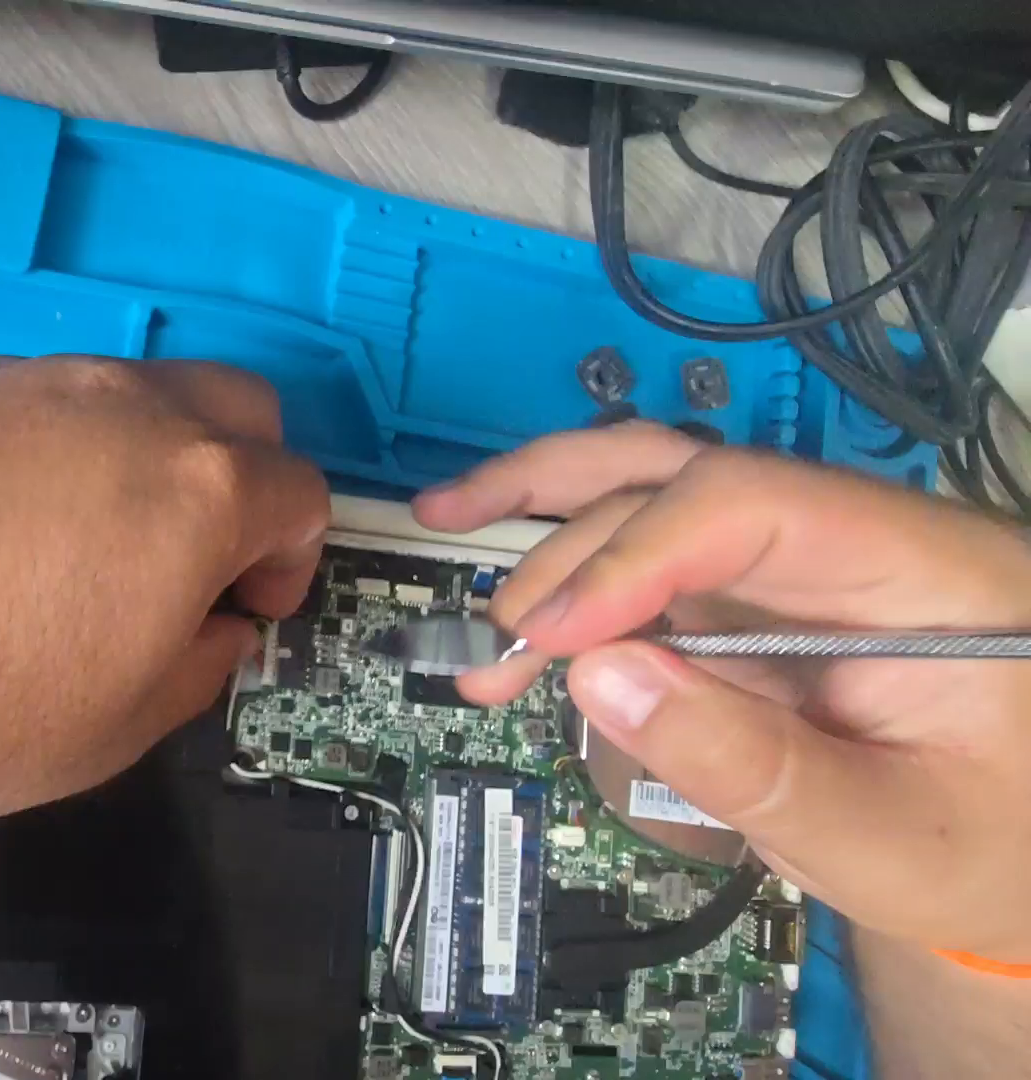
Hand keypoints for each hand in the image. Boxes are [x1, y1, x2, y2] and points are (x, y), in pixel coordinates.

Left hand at [0, 356, 328, 846]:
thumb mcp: (117, 727)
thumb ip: (200, 663)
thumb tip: (221, 622)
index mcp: (198, 491)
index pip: (301, 493)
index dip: (290, 557)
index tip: (246, 603)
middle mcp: (130, 406)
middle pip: (242, 408)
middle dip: (245, 479)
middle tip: (193, 553)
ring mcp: (38, 377)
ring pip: (142, 391)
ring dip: (152, 454)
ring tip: (83, 533)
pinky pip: (48, 396)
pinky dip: (62, 441)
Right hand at [413, 422, 1030, 959]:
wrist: (991, 853)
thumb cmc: (981, 852)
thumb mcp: (889, 841)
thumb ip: (752, 764)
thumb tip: (594, 674)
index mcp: (923, 567)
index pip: (745, 505)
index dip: (628, 558)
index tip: (552, 641)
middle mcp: (837, 530)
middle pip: (671, 475)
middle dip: (564, 548)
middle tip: (502, 635)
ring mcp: (768, 553)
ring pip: (631, 477)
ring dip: (527, 499)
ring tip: (440, 514)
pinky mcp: (715, 584)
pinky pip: (613, 542)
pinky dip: (542, 549)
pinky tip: (481, 550)